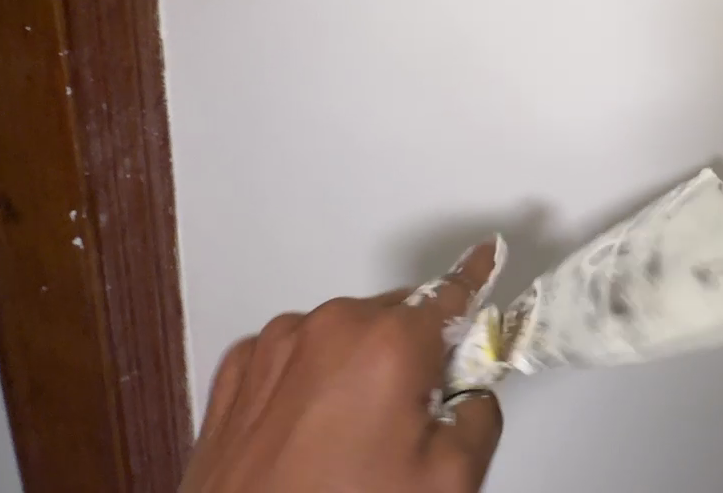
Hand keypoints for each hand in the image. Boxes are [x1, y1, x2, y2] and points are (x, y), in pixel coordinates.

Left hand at [182, 239, 506, 492]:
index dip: (475, 276)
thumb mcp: (449, 482)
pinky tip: (302, 429)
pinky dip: (306, 376)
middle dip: (412, 351)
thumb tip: (468, 392)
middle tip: (407, 417)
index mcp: (391, 341)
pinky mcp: (235, 373)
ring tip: (346, 436)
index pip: (450, 293)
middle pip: (396, 316)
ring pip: (343, 333)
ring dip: (357, 363)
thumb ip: (480, 416)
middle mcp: (333, 324)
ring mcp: (276, 344)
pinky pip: (292, 354)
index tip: (487, 253)